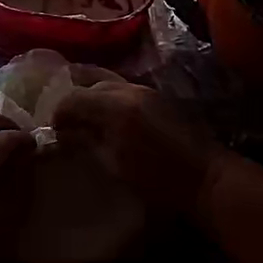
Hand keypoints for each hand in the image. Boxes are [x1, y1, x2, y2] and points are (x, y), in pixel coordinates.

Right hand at [51, 80, 229, 220]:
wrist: (209, 179)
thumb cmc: (159, 181)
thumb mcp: (114, 165)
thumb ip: (86, 143)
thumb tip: (64, 133)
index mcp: (115, 108)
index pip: (72, 98)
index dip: (58, 113)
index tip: (54, 130)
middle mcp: (129, 90)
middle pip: (88, 83)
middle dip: (74, 100)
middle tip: (67, 122)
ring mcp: (147, 90)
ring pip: (107, 82)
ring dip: (92, 96)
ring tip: (85, 118)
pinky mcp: (159, 96)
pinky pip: (124, 88)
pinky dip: (109, 98)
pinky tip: (108, 117)